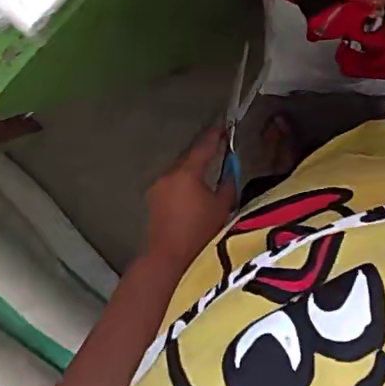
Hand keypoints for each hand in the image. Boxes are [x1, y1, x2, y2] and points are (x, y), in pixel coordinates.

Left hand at [140, 125, 237, 269]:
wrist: (169, 258)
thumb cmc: (200, 232)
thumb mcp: (223, 206)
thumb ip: (229, 183)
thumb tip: (230, 170)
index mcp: (186, 173)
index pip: (203, 147)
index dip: (215, 136)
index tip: (224, 127)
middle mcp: (168, 175)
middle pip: (188, 157)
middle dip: (203, 151)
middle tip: (218, 145)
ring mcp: (157, 187)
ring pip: (179, 170)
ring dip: (193, 166)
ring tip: (208, 167)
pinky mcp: (154, 200)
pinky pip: (173, 182)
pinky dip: (184, 180)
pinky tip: (194, 186)